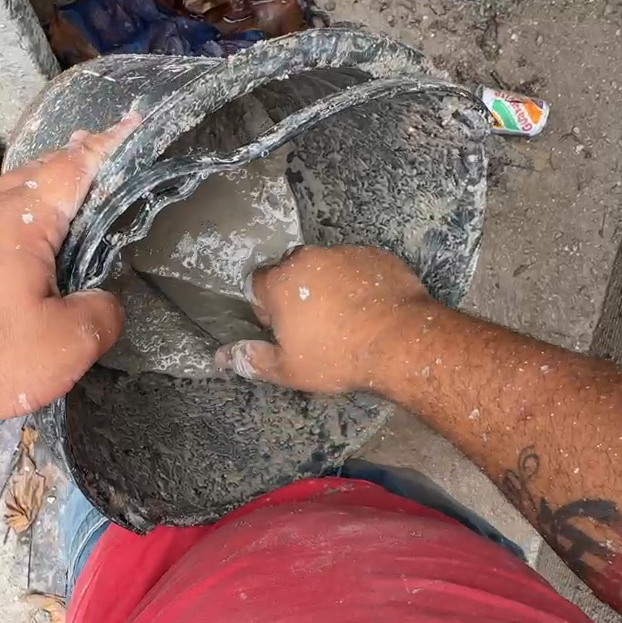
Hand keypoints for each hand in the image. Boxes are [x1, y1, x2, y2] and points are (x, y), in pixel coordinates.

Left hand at [0, 114, 139, 427]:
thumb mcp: (67, 344)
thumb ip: (101, 314)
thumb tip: (103, 302)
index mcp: (20, 222)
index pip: (73, 169)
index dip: (106, 147)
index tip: (130, 123)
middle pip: (33, 174)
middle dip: (68, 161)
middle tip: (93, 149)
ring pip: (2, 199)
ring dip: (35, 189)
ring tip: (59, 191)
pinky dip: (11, 221)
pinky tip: (15, 244)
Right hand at [215, 245, 436, 392]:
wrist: (399, 341)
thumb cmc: (337, 356)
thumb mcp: (287, 369)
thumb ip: (251, 359)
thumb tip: (222, 357)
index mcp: (280, 282)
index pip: (256, 283)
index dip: (264, 307)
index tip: (279, 327)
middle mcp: (309, 259)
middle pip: (291, 272)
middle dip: (295, 294)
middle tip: (311, 327)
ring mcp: (345, 253)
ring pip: (325, 268)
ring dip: (327, 288)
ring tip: (343, 322)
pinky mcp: (376, 256)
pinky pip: (357, 268)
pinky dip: (357, 285)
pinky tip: (367, 312)